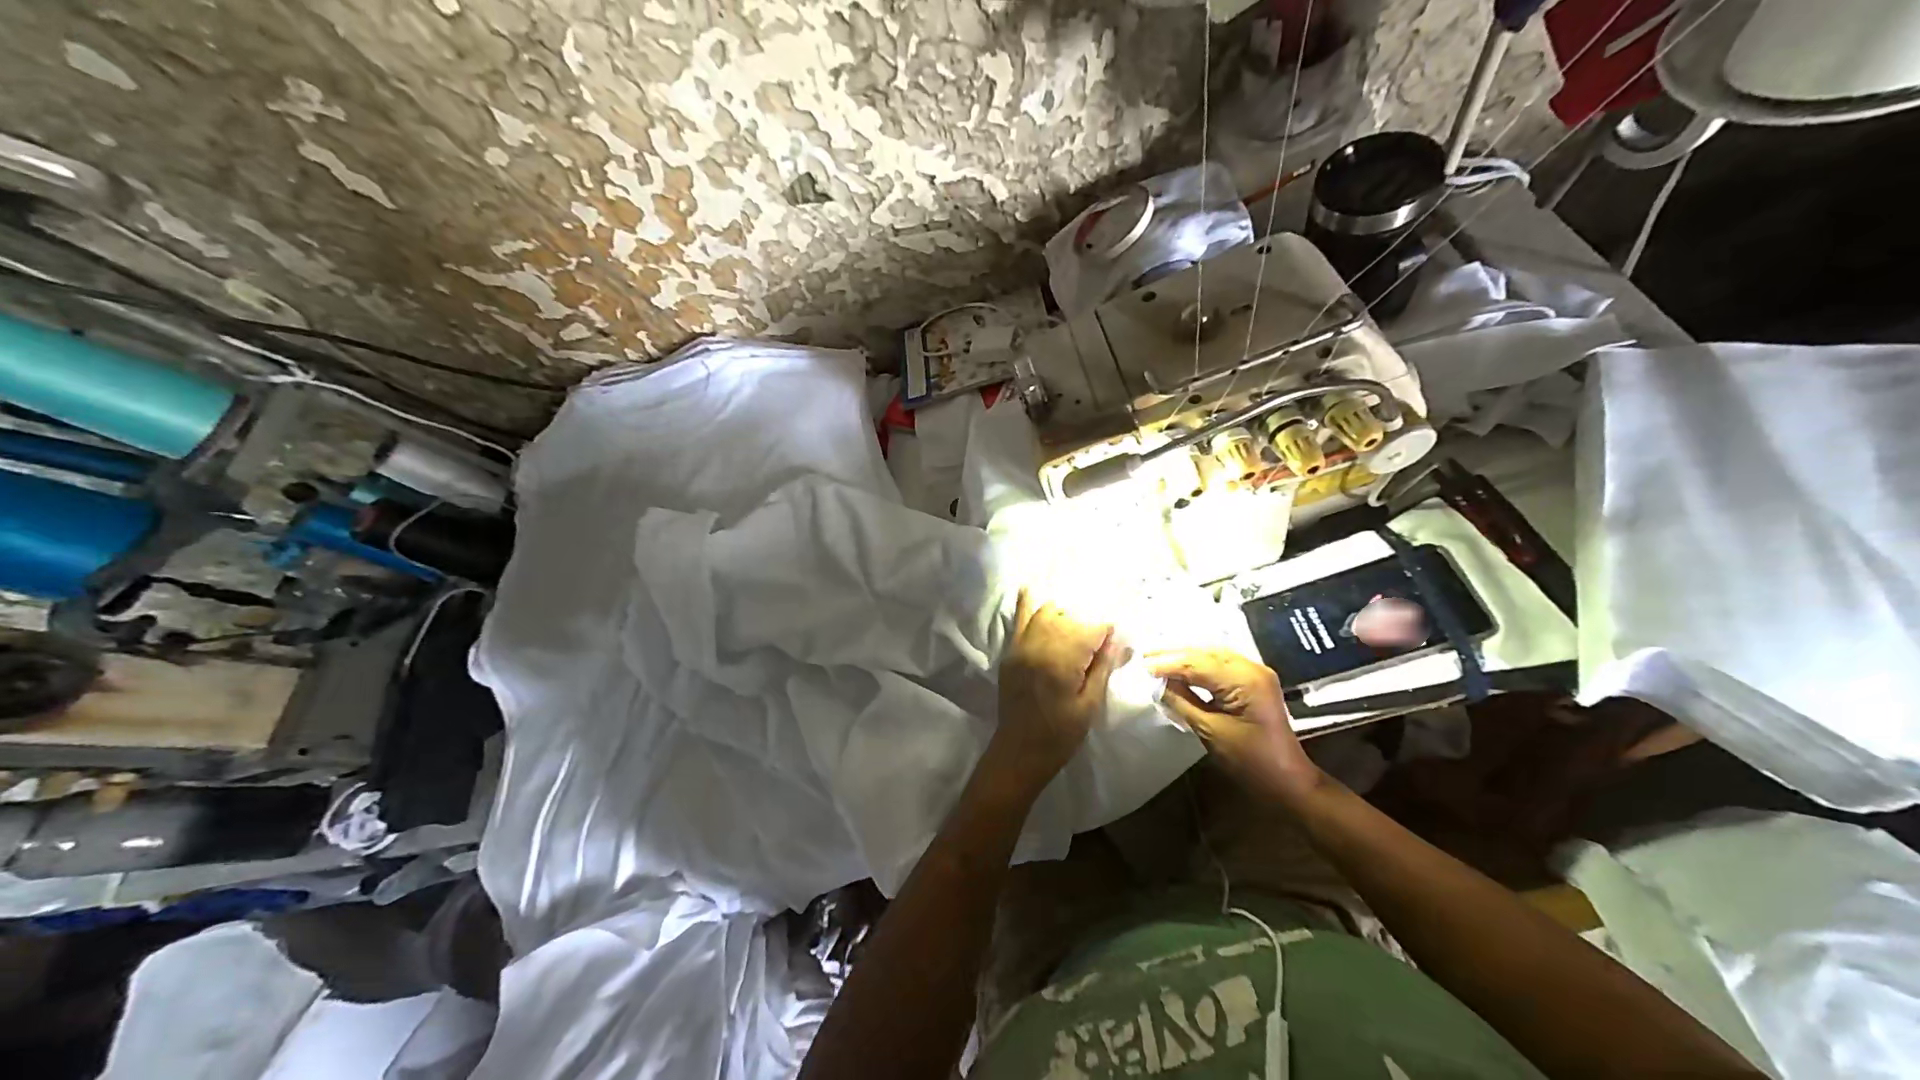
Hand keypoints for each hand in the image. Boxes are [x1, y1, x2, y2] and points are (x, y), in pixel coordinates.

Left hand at [990, 589, 1119, 796]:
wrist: (1019, 751)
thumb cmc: (1060, 734)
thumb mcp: (1090, 704)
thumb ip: (1103, 667)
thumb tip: (1120, 639)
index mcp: (1061, 662)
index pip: (1091, 630)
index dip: (1107, 634)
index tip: (1116, 643)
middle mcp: (1038, 646)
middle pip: (1069, 617)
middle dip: (1088, 624)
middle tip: (1099, 641)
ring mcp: (1020, 646)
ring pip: (1046, 612)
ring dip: (1065, 614)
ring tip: (1078, 627)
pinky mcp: (1011, 651)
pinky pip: (1019, 619)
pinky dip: (1027, 602)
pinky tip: (1032, 588)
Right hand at [1149, 648, 1323, 802]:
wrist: (1287, 780)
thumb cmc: (1250, 761)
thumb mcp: (1210, 731)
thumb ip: (1182, 701)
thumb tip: (1157, 682)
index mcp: (1244, 680)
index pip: (1197, 664)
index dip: (1167, 664)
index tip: (1141, 667)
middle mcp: (1252, 667)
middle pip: (1205, 653)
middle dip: (1174, 655)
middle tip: (1144, 657)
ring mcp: (1255, 672)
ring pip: (1213, 654)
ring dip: (1185, 657)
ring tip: (1157, 660)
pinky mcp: (1254, 680)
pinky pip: (1221, 663)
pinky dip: (1199, 664)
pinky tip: (1181, 668)